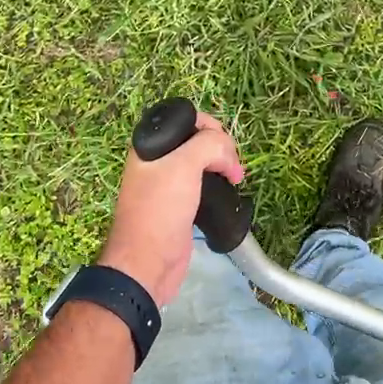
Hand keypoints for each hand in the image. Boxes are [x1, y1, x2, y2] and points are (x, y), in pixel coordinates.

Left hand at [96, 108, 244, 306]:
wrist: (148, 265)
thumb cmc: (162, 209)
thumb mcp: (185, 164)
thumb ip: (210, 144)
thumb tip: (228, 155)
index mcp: (150, 144)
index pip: (187, 118)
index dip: (211, 126)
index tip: (224, 145)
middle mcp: (157, 160)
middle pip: (199, 138)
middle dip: (221, 147)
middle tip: (232, 166)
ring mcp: (167, 183)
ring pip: (203, 160)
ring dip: (223, 164)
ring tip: (234, 178)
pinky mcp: (179, 204)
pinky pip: (203, 182)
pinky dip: (218, 181)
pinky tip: (227, 189)